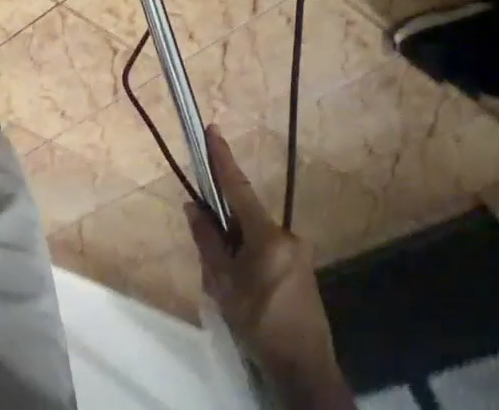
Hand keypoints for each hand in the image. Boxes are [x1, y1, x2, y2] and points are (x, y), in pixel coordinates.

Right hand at [187, 128, 351, 407]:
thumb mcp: (222, 283)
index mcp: (267, 236)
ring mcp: (297, 255)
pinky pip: (264, 253)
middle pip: (242, 218)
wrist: (304, 369)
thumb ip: (207, 241)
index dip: (222, 159)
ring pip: (251, 238)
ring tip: (224, 287)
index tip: (212, 130)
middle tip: (209, 262)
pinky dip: (245, 261)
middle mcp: (286, 237)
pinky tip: (240, 291)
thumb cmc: (258, 322)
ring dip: (232, 251)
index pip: (237, 188)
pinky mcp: (300, 272)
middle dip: (220, 230)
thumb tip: (194, 206)